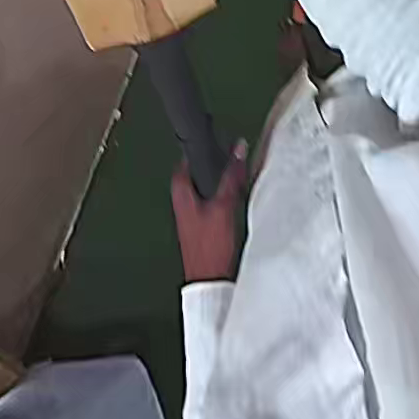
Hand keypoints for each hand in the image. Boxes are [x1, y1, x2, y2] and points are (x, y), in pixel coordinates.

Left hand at [170, 139, 248, 282]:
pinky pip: (212, 197)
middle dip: (215, 161)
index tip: (218, 137)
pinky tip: (234, 196)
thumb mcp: (224, 206)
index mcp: (179, 188)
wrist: (211, 281)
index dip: (204, 145)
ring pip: (206, 183)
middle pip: (199, 168)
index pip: (188, 154)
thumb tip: (238, 149)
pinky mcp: (200, 220)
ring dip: (220, 178)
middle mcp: (181, 197)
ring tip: (236, 175)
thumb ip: (232, 176)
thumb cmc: (209, 248)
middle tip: (232, 154)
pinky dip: (222, 193)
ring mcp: (190, 209)